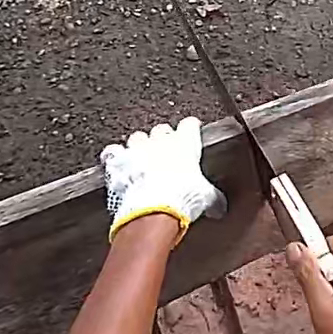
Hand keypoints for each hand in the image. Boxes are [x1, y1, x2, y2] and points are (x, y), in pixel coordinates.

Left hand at [100, 117, 226, 243]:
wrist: (154, 209)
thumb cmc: (183, 197)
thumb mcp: (206, 197)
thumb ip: (213, 197)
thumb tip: (220, 208)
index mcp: (185, 142)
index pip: (190, 124)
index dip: (190, 130)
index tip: (191, 134)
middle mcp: (161, 139)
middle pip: (161, 129)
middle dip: (162, 139)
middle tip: (165, 154)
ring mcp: (138, 148)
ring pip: (137, 137)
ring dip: (139, 146)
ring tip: (141, 159)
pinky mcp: (119, 160)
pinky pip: (113, 152)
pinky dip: (114, 158)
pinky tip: (118, 165)